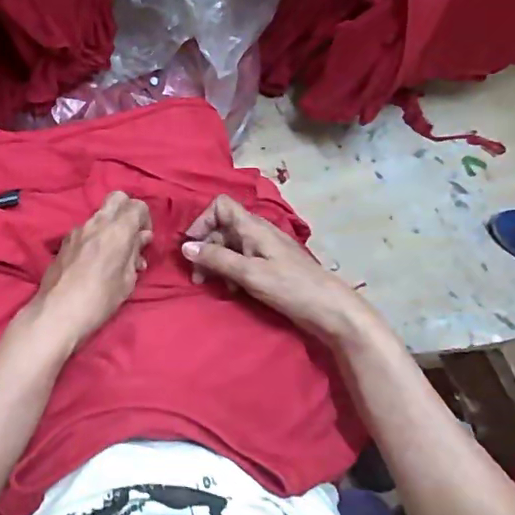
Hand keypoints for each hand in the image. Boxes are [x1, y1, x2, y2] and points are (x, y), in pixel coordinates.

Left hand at [25, 191, 152, 347]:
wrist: (57, 313)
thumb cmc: (99, 300)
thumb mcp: (127, 280)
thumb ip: (135, 253)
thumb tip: (141, 238)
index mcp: (117, 230)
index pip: (137, 205)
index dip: (145, 219)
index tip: (145, 240)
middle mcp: (97, 222)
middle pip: (117, 198)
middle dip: (128, 211)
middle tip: (131, 236)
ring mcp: (77, 230)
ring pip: (100, 215)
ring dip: (111, 227)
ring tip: (114, 255)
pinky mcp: (64, 242)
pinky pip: (86, 230)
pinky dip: (96, 237)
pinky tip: (95, 262)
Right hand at [179, 195, 382, 344]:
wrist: (329, 309)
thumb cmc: (290, 287)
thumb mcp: (249, 273)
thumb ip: (217, 259)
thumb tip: (185, 246)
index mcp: (253, 226)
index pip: (220, 205)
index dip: (202, 221)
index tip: (192, 248)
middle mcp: (257, 232)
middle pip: (222, 227)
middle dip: (205, 248)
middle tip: (197, 277)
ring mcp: (264, 249)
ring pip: (230, 245)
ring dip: (216, 262)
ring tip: (212, 285)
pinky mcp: (270, 265)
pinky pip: (242, 261)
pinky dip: (231, 272)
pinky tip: (232, 290)